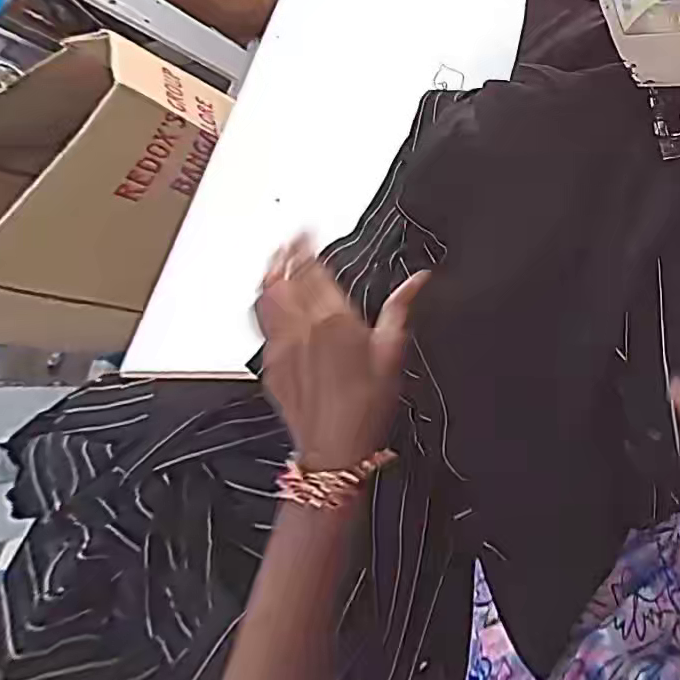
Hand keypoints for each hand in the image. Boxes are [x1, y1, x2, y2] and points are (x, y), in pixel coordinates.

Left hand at [255, 235, 429, 470]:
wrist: (335, 447)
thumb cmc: (368, 402)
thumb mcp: (394, 349)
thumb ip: (401, 307)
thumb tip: (418, 279)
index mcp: (334, 320)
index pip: (311, 271)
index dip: (305, 247)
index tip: (306, 232)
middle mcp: (301, 329)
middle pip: (281, 280)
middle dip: (283, 254)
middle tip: (289, 239)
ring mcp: (280, 348)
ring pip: (264, 300)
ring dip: (267, 276)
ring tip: (273, 261)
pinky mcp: (270, 366)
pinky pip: (261, 325)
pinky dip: (264, 304)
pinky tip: (271, 302)